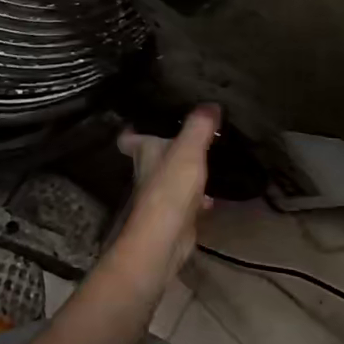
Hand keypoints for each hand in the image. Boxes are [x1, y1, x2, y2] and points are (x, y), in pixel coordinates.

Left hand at [112, 105, 219, 276]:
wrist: (165, 239)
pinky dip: (200, 195)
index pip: (128, 136)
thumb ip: (199, 125)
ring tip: (209, 156)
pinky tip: (215, 193)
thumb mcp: (189, 148)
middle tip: (190, 130)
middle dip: (168, 144)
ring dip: (186, 169)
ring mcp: (160, 194)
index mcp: (144, 150)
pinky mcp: (174, 214)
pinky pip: (188, 198)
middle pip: (153, 153)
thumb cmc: (170, 187)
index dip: (133, 127)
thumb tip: (211, 104)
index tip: (146, 116)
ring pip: (171, 175)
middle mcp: (147, 170)